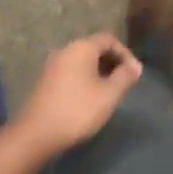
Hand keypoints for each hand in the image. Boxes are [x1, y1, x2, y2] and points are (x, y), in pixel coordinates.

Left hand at [9, 33, 141, 159]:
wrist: (37, 134)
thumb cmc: (78, 110)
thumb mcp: (109, 94)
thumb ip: (125, 76)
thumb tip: (135, 66)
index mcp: (81, 48)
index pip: (109, 39)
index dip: (125, 53)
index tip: (134, 73)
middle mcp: (65, 51)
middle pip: (94, 48)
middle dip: (113, 62)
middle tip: (125, 81)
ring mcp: (52, 66)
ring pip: (82, 61)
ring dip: (100, 71)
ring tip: (111, 91)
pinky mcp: (46, 81)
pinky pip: (71, 71)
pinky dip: (85, 78)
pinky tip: (91, 97)